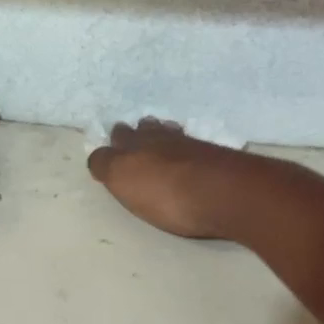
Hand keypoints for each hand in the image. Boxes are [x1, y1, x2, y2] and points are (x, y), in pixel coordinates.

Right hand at [86, 118, 270, 239]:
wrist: (226, 193)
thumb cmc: (166, 193)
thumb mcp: (122, 181)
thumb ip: (105, 166)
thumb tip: (98, 157)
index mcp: (133, 144)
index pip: (117, 137)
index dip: (113, 143)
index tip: (113, 149)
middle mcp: (159, 138)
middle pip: (144, 129)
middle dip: (138, 132)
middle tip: (137, 137)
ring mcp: (191, 145)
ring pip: (171, 133)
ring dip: (164, 135)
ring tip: (163, 139)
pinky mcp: (218, 157)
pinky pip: (194, 145)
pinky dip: (188, 148)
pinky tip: (191, 153)